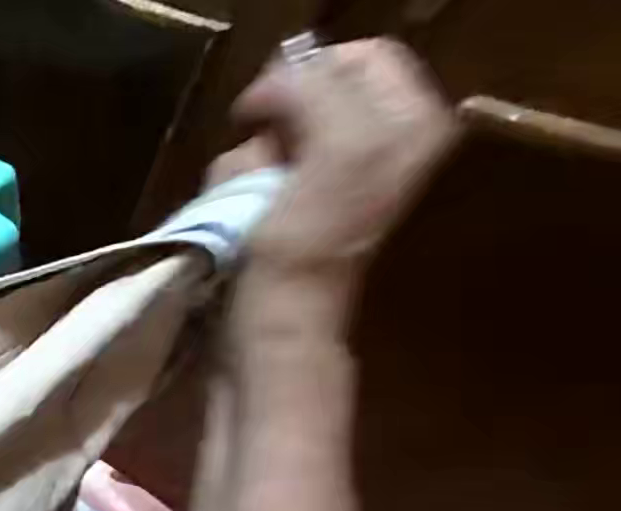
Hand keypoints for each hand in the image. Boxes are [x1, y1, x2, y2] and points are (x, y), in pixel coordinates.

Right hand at [231, 38, 456, 277]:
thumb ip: (318, 96)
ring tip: (240, 207)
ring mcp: (319, 183)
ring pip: (264, 145)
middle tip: (255, 173)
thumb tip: (271, 82)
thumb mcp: (338, 154)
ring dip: (239, 171)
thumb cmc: (303, 252)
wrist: (268, 330)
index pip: (356, 58)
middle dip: (265, 133)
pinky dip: (228, 196)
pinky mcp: (278, 214)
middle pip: (303, 103)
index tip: (252, 114)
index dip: (300, 75)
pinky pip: (245, 181)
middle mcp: (370, 145)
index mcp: (404, 122)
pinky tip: (230, 222)